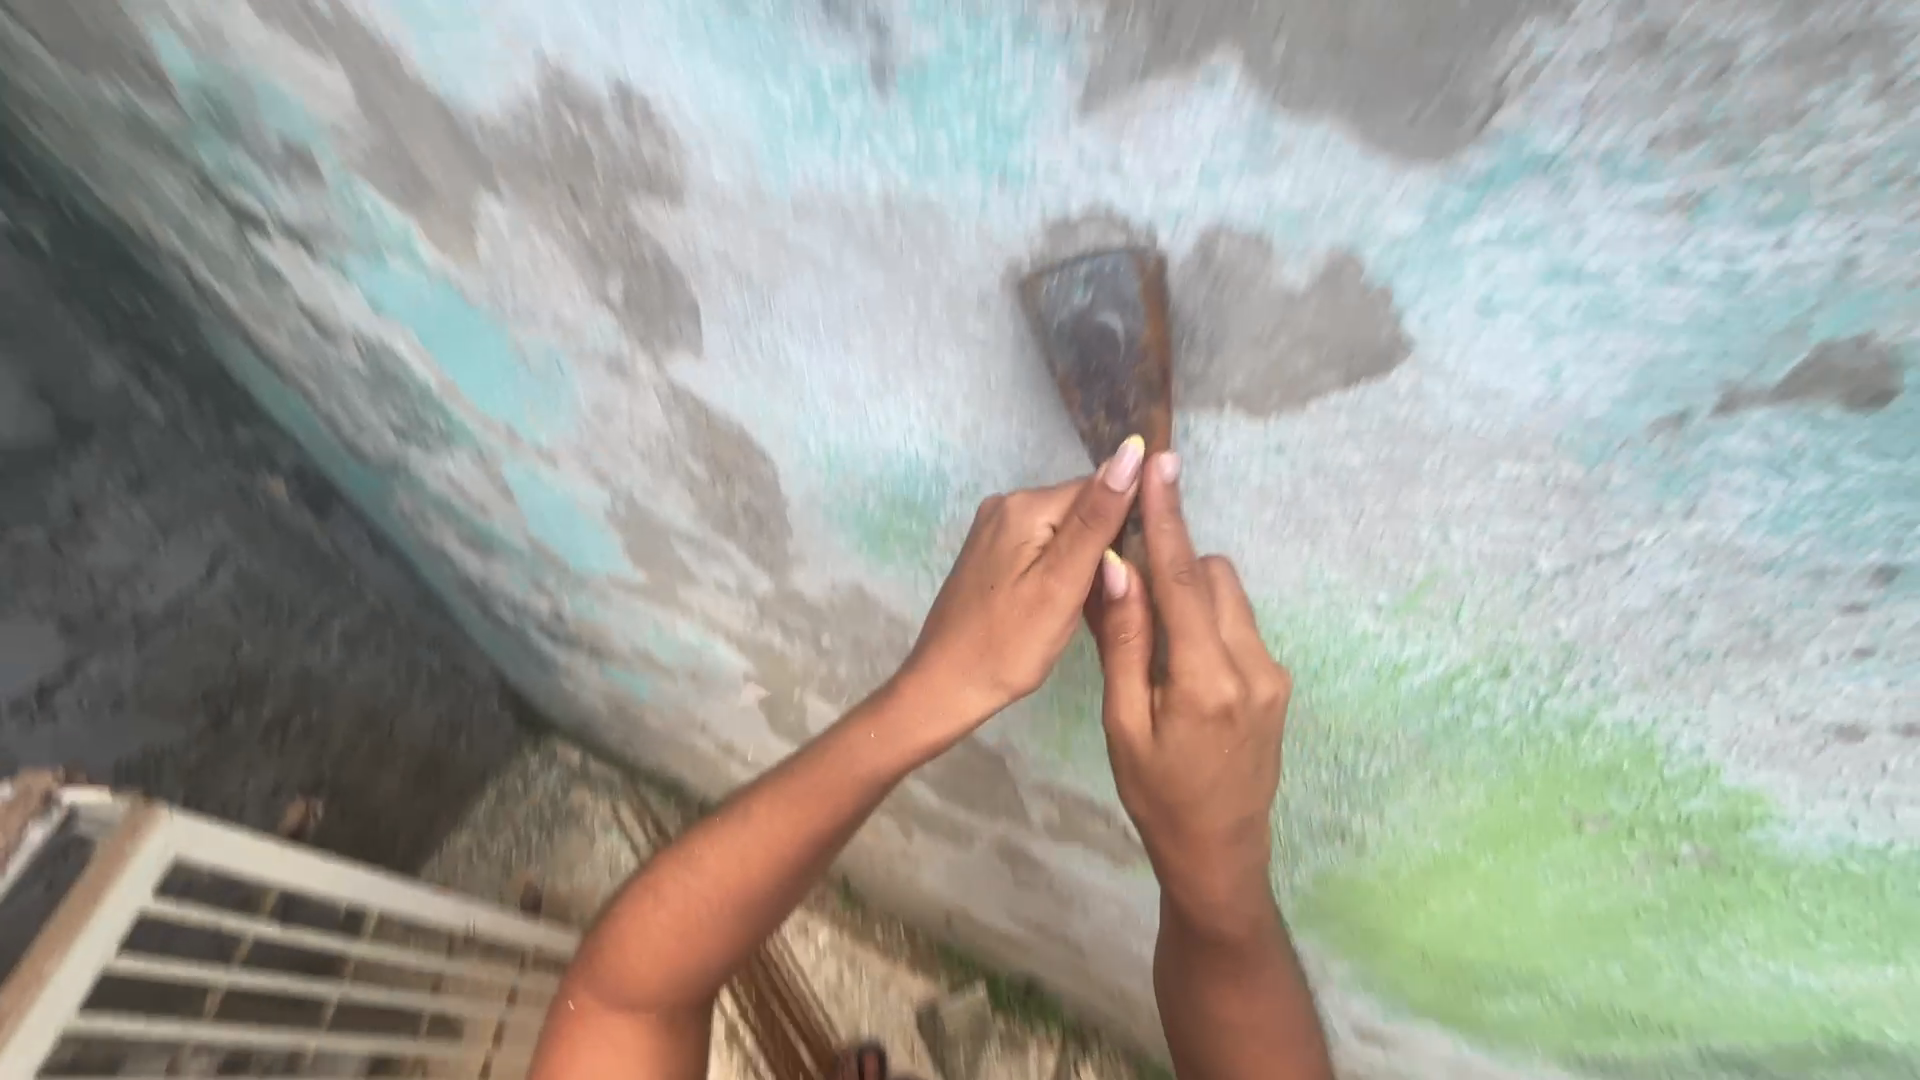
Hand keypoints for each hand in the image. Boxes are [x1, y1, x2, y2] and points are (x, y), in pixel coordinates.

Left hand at [898, 436, 1146, 736]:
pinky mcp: (991, 552)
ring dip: (1086, 559)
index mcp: (1026, 505)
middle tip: (1115, 594)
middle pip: (1082, 508)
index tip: (1137, 568)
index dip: (1129, 525)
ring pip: (1065, 530)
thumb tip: (1132, 450)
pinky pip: (1043, 547)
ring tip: (1091, 604)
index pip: (1102, 489)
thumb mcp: (1062, 582)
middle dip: (1106, 545)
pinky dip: (1061, 569)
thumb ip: (1098, 517)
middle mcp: (1007, 504)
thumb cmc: (1010, 644)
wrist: (945, 685)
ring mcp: (995, 528)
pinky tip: (1063, 602)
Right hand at [1084, 452, 1291, 932]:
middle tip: (1125, 588)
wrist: (1219, 852)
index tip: (1159, 464)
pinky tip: (1179, 661)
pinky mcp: (1279, 682)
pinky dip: (1204, 619)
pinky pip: (1237, 623)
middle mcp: (1254, 665)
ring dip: (1187, 593)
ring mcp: (1274, 673)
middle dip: (1168, 565)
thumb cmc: (1155, 794)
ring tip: (1151, 637)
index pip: (1181, 577)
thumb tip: (1116, 568)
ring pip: (1227, 595)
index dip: (1167, 516)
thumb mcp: (1123, 723)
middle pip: (1209, 575)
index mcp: (1207, 678)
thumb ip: (1124, 642)